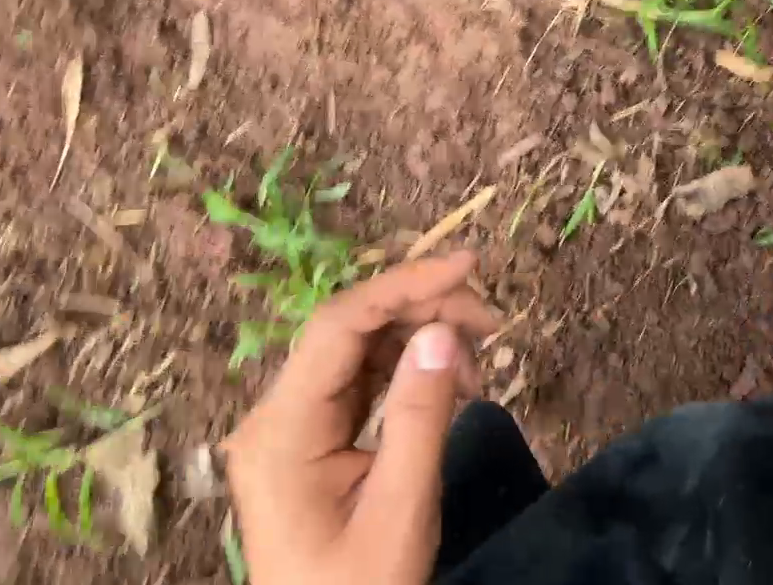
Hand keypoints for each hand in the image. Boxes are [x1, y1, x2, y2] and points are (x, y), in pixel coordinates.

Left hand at [224, 252, 499, 584]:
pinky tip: (454, 381)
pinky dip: (416, 366)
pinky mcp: (318, 433)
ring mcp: (297, 423)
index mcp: (283, 431)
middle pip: (354, 327)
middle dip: (427, 310)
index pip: (340, 325)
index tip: (469, 265)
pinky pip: (369, 375)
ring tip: (480, 364)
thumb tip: (443, 332)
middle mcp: (279, 415)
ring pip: (365, 345)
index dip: (405, 282)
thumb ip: (419, 414)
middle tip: (492, 327)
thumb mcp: (400, 506)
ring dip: (426, 336)